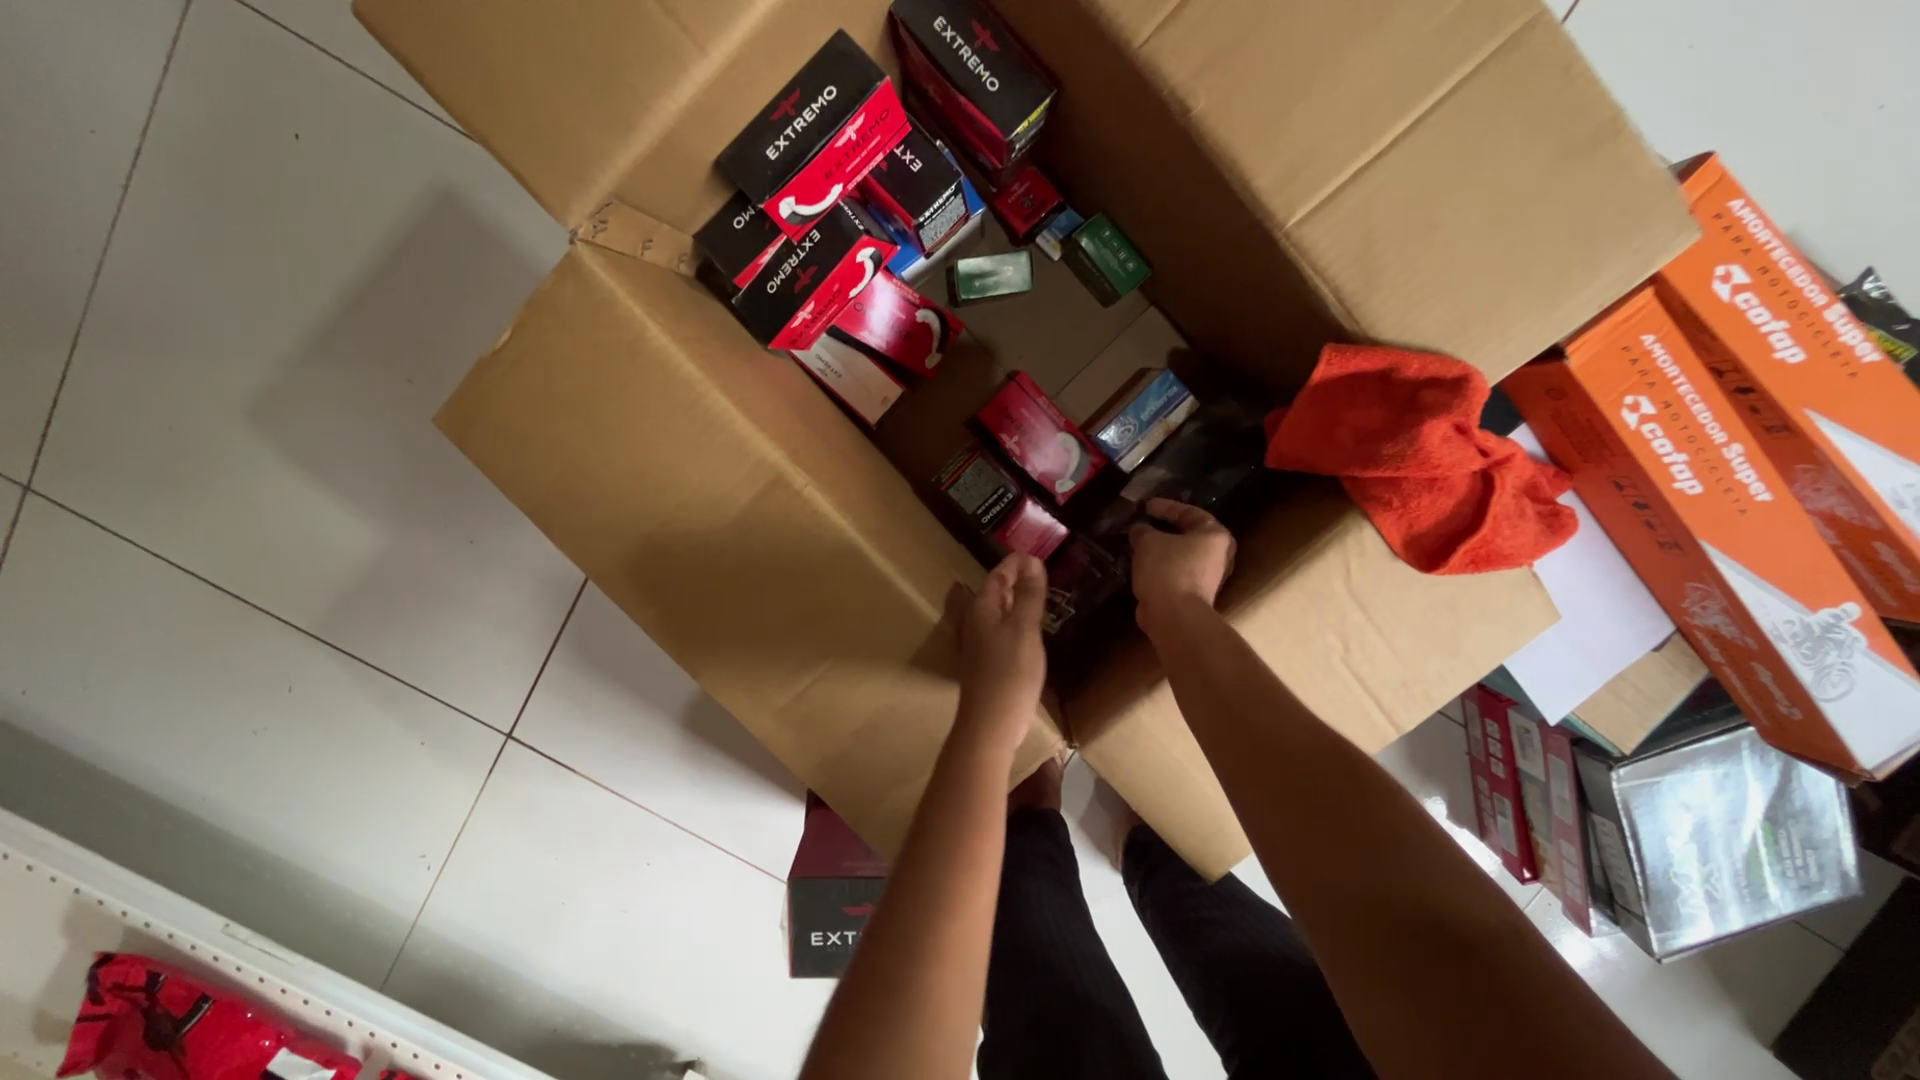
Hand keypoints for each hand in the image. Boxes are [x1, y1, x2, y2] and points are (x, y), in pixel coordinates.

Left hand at [951, 553, 1048, 746]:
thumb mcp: (1025, 628)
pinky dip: (1016, 620)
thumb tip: (1032, 562)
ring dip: (1016, 599)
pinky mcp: (989, 662)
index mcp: (982, 608)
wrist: (992, 723)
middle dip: (1015, 578)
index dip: (1016, 562)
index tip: (1038, 552)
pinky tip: (1030, 628)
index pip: (998, 574)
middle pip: (995, 591)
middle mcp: (976, 622)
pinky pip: (1002, 630)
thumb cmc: (1010, 672)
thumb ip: (1029, 595)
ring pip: (998, 611)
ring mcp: (980, 643)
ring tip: (1039, 592)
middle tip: (1042, 570)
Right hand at [1128, 499, 1234, 627]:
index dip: (1166, 507)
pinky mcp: (1194, 596)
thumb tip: (1139, 531)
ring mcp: (1208, 578)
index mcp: (1214, 536)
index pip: (1190, 513)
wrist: (1174, 615)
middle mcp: (1218, 556)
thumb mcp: (1148, 541)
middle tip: (1145, 524)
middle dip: (1165, 530)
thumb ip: (1143, 531)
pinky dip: (1160, 568)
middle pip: (1189, 536)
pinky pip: (1175, 574)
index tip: (1146, 506)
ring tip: (1139, 545)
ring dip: (1161, 551)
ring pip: (1181, 557)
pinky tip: (1142, 566)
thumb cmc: (1167, 569)